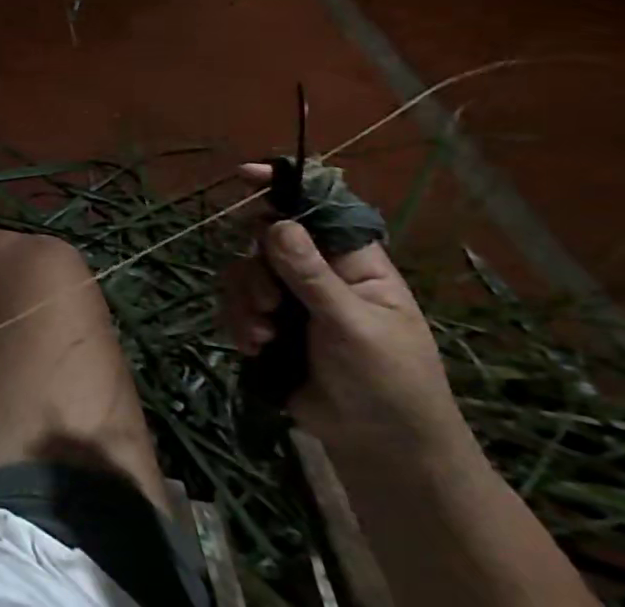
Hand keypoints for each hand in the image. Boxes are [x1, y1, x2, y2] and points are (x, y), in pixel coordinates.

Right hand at [222, 164, 470, 460]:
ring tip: (263, 335)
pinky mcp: (269, 326)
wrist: (381, 449)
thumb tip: (277, 224)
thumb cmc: (389, 382)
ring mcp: (291, 300)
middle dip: (256, 270)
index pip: (317, 208)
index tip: (244, 176)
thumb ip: (312, 276)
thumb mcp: (354, 326)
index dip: (283, 187)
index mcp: (352, 261)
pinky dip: (237, 323)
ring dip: (245, 302)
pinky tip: (254, 347)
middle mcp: (317, 272)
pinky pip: (235, 305)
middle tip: (268, 302)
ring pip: (244, 273)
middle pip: (265, 240)